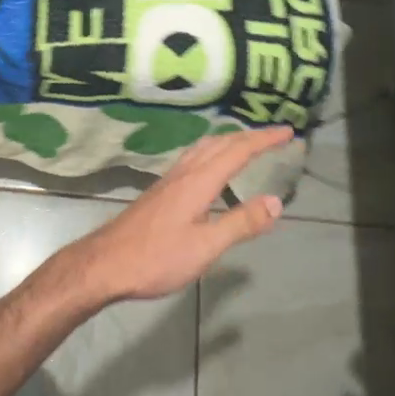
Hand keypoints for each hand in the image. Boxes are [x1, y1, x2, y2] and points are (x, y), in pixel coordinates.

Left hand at [62, 126, 292, 302]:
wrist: (105, 263)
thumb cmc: (157, 258)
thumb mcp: (206, 247)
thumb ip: (241, 223)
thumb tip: (277, 201)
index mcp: (199, 181)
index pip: (238, 151)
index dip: (264, 140)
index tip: (288, 132)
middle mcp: (184, 172)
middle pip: (220, 143)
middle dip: (249, 136)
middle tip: (275, 136)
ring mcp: (170, 180)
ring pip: (204, 148)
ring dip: (229, 141)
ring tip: (247, 143)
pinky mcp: (161, 191)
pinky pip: (194, 157)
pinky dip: (213, 151)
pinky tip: (211, 167)